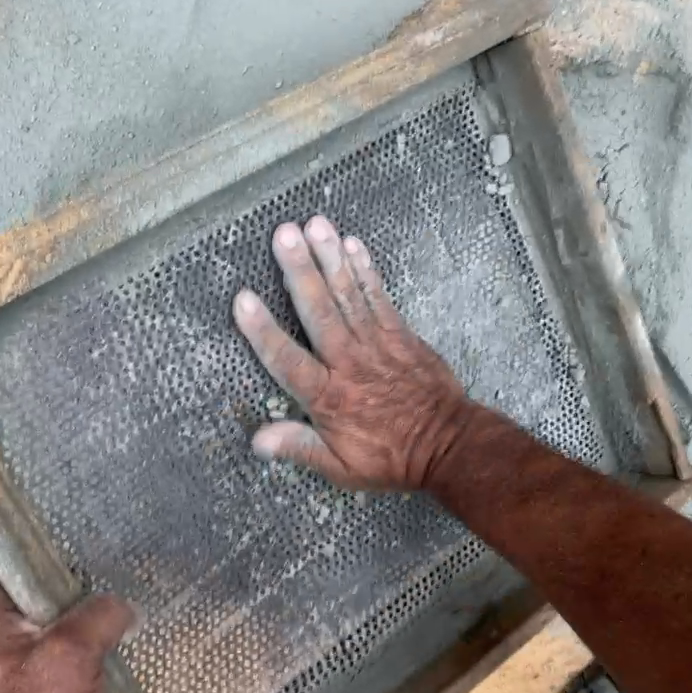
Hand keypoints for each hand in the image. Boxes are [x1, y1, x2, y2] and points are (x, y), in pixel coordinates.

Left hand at [0, 558, 134, 692]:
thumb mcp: (72, 650)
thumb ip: (99, 616)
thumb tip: (123, 606)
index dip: (0, 549)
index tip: (36, 531)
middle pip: (21, 603)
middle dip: (55, 585)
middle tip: (96, 562)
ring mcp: (14, 684)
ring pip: (46, 640)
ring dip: (76, 627)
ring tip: (115, 600)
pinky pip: (64, 674)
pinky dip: (87, 663)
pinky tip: (117, 652)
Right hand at [232, 215, 475, 489]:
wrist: (449, 445)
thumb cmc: (389, 458)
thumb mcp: (340, 468)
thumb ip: (299, 447)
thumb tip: (257, 440)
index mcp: (328, 397)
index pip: (287, 360)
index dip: (263, 331)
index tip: (242, 299)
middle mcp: (349, 363)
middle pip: (318, 312)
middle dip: (299, 271)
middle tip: (283, 234)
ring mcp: (376, 343)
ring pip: (348, 295)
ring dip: (329, 258)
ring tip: (314, 224)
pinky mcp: (400, 333)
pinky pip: (378, 296)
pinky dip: (365, 269)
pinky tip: (350, 243)